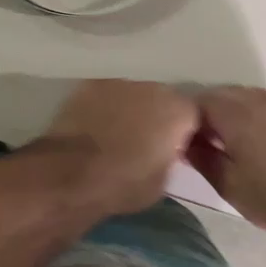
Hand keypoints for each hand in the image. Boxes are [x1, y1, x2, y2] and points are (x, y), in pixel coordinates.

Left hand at [39, 79, 199, 215]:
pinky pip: (105, 94)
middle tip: (145, 141)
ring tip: (116, 133)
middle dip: (158, 116)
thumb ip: (171, 157)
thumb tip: (166, 152)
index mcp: (178, 111)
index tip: (176, 149)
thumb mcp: (163, 181)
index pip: (194, 115)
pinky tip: (94, 125)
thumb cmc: (123, 184)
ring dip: (130, 109)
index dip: (185, 133)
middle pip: (163, 99)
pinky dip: (104, 106)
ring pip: (133, 94)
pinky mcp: (89, 84)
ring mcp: (119, 82)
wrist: (71, 173)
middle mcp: (153, 88)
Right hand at [191, 87, 265, 231]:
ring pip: (253, 97)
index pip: (202, 101)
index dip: (190, 117)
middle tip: (210, 139)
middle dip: (214, 111)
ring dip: (239, 111)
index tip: (188, 137)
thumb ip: (201, 157)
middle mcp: (263, 101)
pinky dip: (264, 116)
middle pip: (228, 94)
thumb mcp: (226, 184)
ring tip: (238, 140)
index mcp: (238, 115)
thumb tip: (186, 143)